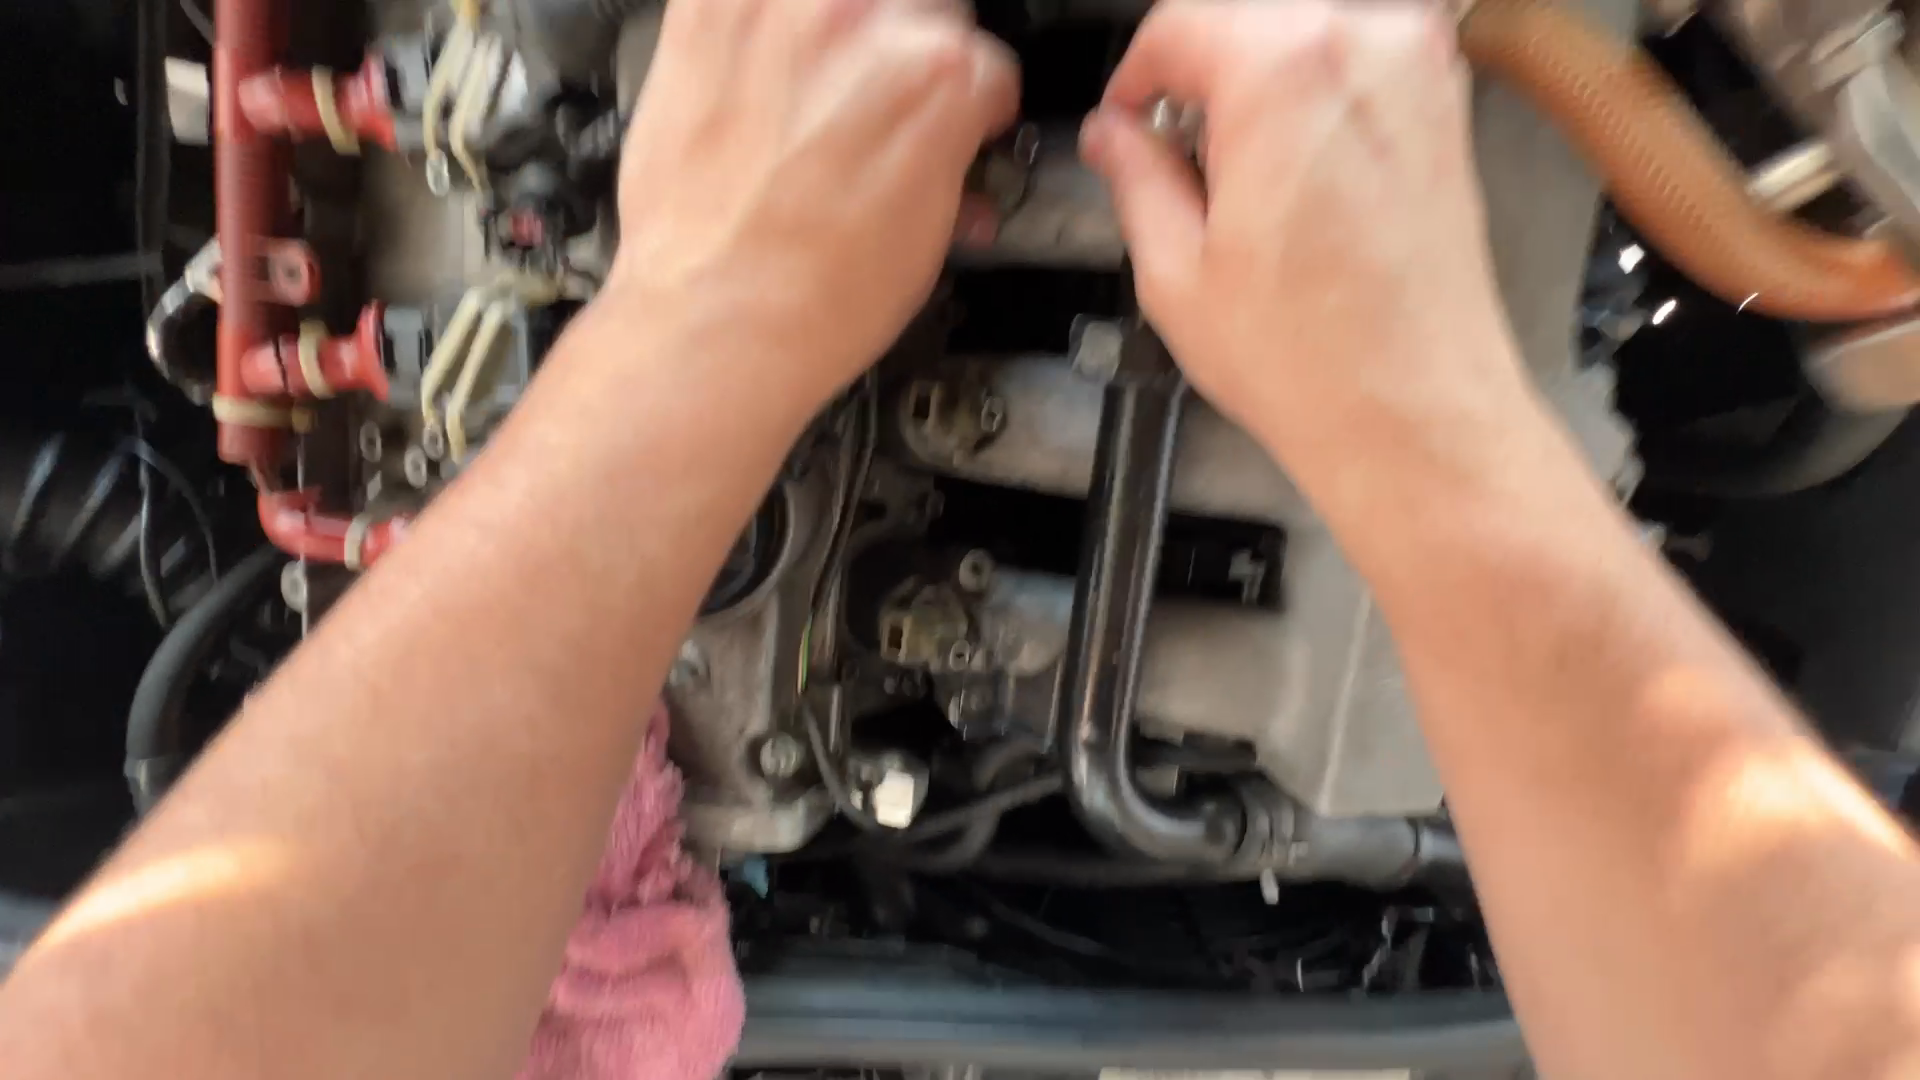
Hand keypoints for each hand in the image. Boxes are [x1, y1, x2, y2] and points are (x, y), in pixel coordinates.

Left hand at [606, 0, 1017, 415]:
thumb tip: (947, 161)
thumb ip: (947, 176)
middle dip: (916, 62)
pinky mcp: (706, 16)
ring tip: (823, 100)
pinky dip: (771, 29)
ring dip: (844, 39)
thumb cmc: (815, 306)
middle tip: (891, 115)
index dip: (976, 109)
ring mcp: (778, 11)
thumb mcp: (925, 247)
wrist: (717, 323)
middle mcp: (862, 24)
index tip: (961, 126)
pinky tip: (769, 84)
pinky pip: (758, 0)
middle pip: (921, 10)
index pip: (987, 65)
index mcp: (939, 82)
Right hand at [1081, 0, 1536, 480]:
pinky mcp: (1442, 111)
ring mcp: (1418, 73)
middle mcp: (1366, 45)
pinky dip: (1306, 99)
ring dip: (1251, 87)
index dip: (1134, 74)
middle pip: (1246, 17)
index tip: (1123, 118)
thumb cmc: (1304, 359)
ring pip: (1303, 35)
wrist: (1407, 409)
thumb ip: (1136, 181)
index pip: (1180, 23)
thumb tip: (1113, 138)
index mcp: (1283, 74)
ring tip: (1227, 176)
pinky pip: (1354, 65)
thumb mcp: (1176, 273)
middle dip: (1193, 75)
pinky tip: (1284, 178)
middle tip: (1165, 151)